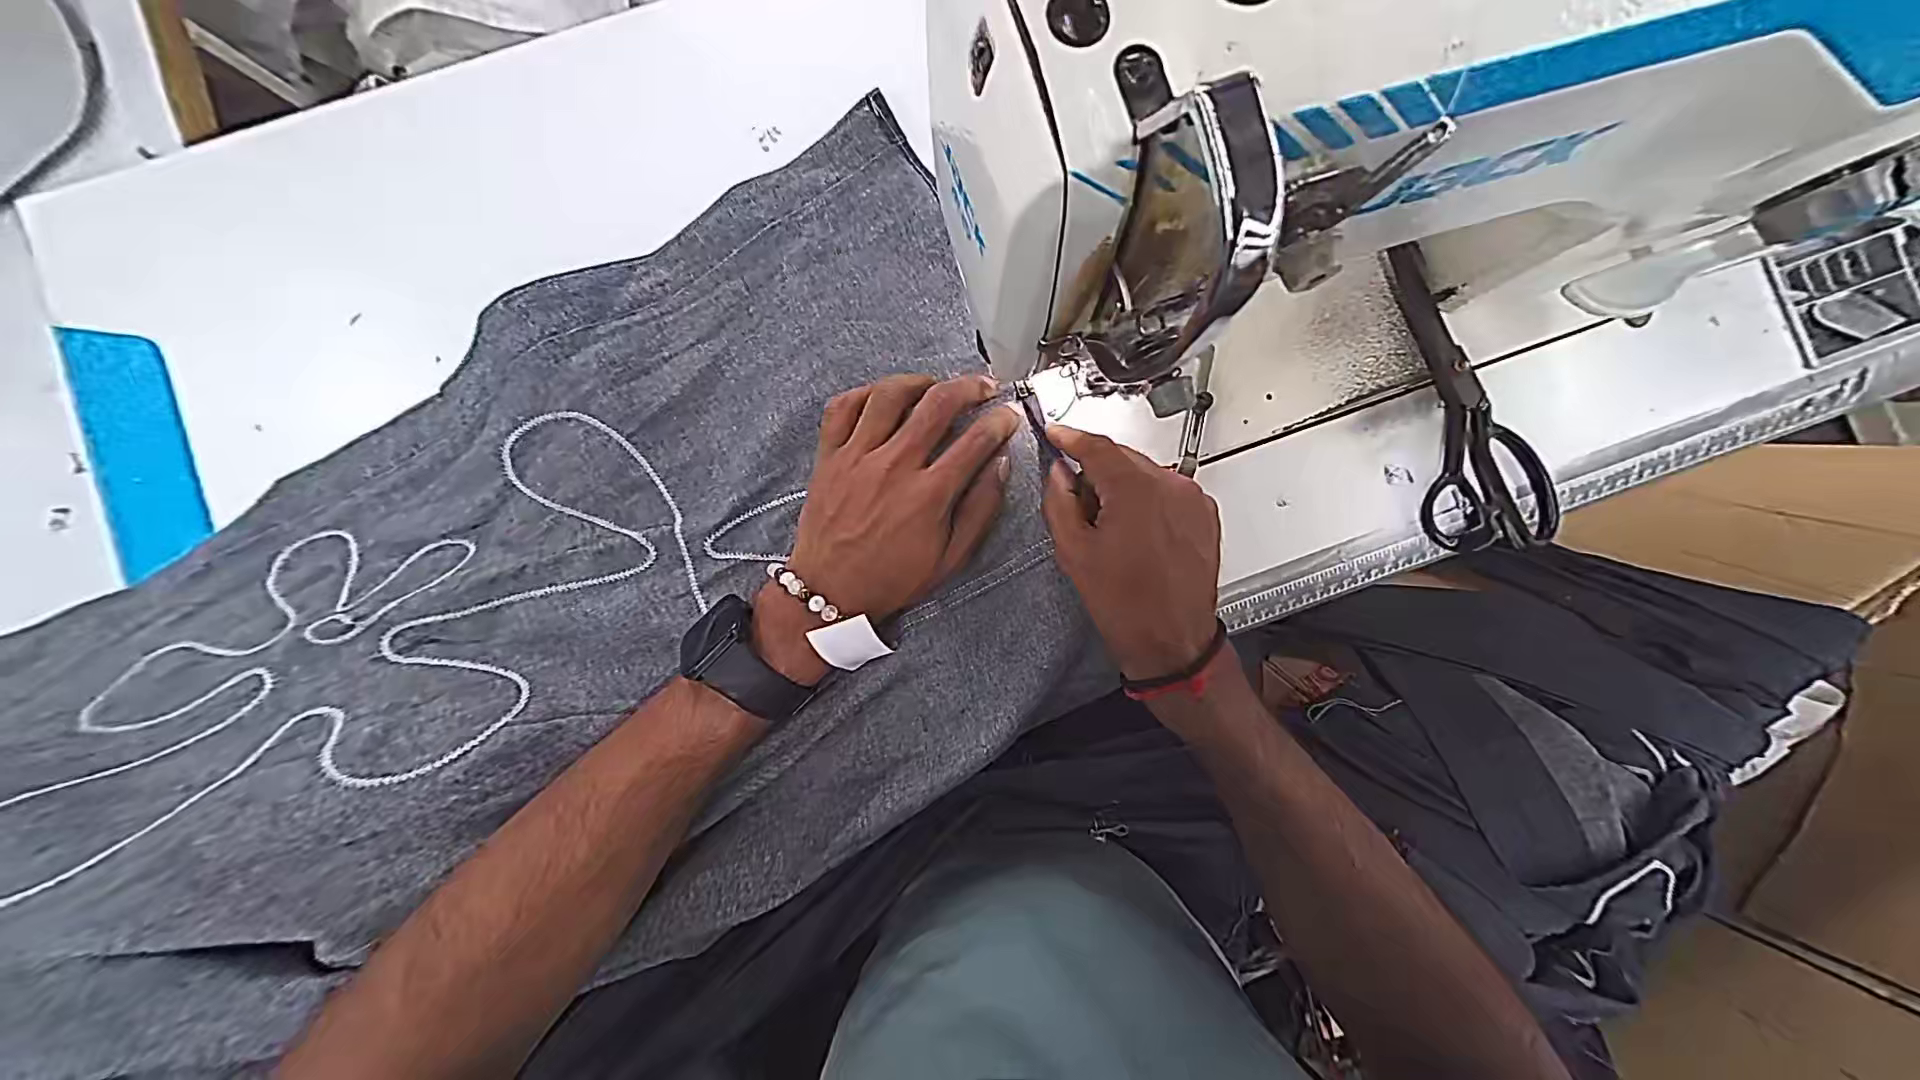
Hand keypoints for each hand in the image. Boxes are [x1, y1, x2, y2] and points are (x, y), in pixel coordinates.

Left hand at [752, 374, 1018, 683]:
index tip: (1007, 416)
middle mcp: (894, 467)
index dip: (1000, 421)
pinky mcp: (830, 457)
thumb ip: (980, 509)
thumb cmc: (889, 578)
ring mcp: (857, 458)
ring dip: (920, 381)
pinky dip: (866, 392)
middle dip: (970, 387)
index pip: (976, 440)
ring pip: (891, 395)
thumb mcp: (950, 558)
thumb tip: (999, 466)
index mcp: (928, 495)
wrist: (831, 591)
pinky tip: (884, 396)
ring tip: (935, 386)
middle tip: (982, 387)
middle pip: (939, 404)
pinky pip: (844, 406)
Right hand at [1040, 424, 1220, 681]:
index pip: (1096, 446)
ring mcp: (1192, 499)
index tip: (1058, 434)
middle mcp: (1170, 486)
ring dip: (1122, 486)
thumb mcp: (1074, 552)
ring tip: (1110, 529)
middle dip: (1095, 470)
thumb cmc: (1129, 606)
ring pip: (1144, 472)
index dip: (1070, 437)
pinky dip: (1147, 499)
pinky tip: (1135, 533)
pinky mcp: (1204, 514)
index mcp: (1135, 490)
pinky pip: (1167, 490)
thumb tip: (1058, 474)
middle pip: (1122, 456)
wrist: (1172, 640)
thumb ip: (1059, 501)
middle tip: (1077, 501)